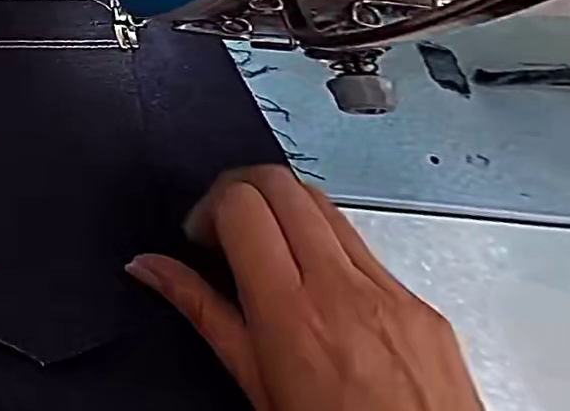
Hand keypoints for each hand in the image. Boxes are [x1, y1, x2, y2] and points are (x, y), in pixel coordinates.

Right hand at [127, 166, 482, 410]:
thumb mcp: (256, 388)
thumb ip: (201, 312)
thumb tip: (149, 268)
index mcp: (293, 316)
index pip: (240, 204)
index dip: (210, 206)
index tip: (202, 235)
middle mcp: (342, 290)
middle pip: (277, 181)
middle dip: (239, 189)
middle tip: (226, 225)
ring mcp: (387, 290)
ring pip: (318, 198)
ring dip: (281, 206)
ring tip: (268, 248)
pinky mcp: (420, 300)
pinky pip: (361, 239)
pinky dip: (324, 239)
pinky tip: (318, 280)